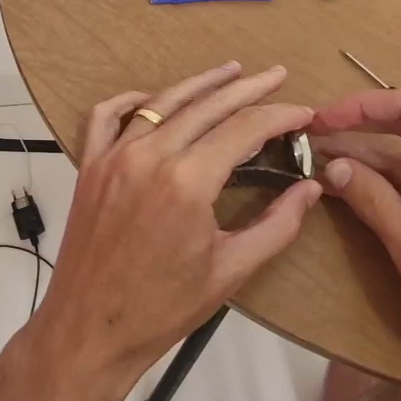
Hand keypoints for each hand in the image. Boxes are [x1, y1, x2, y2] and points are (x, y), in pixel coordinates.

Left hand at [23, 63, 322, 383]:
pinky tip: (155, 98)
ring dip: (199, 84)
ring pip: (162, 102)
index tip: (303, 111)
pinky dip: (133, 100)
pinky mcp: (90, 165)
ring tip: (230, 71)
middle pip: (207, 105)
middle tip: (276, 75)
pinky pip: (108, 116)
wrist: (90, 330)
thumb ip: (277, 225)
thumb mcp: (230, 271)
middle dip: (247, 88)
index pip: (243, 129)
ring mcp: (114, 156)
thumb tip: (311, 188)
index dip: (278, 115)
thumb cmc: (163, 308)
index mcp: (188, 181)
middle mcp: (149, 155)